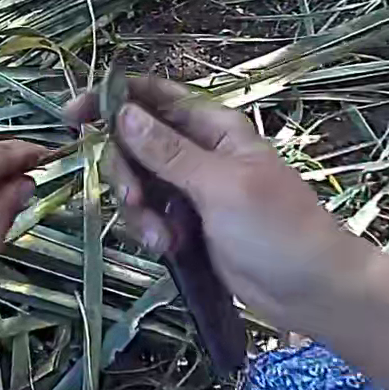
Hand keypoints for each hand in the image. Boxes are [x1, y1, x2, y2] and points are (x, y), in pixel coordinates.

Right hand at [67, 76, 374, 331]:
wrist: (314, 293)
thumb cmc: (279, 229)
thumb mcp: (221, 185)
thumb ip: (168, 151)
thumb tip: (123, 113)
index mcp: (211, 127)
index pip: (152, 96)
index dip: (112, 99)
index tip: (74, 115)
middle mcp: (195, 149)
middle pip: (132, 142)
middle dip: (125, 172)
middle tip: (135, 200)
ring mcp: (187, 186)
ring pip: (135, 181)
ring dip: (138, 210)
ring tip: (164, 239)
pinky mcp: (183, 220)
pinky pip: (146, 214)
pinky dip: (149, 230)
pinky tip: (169, 248)